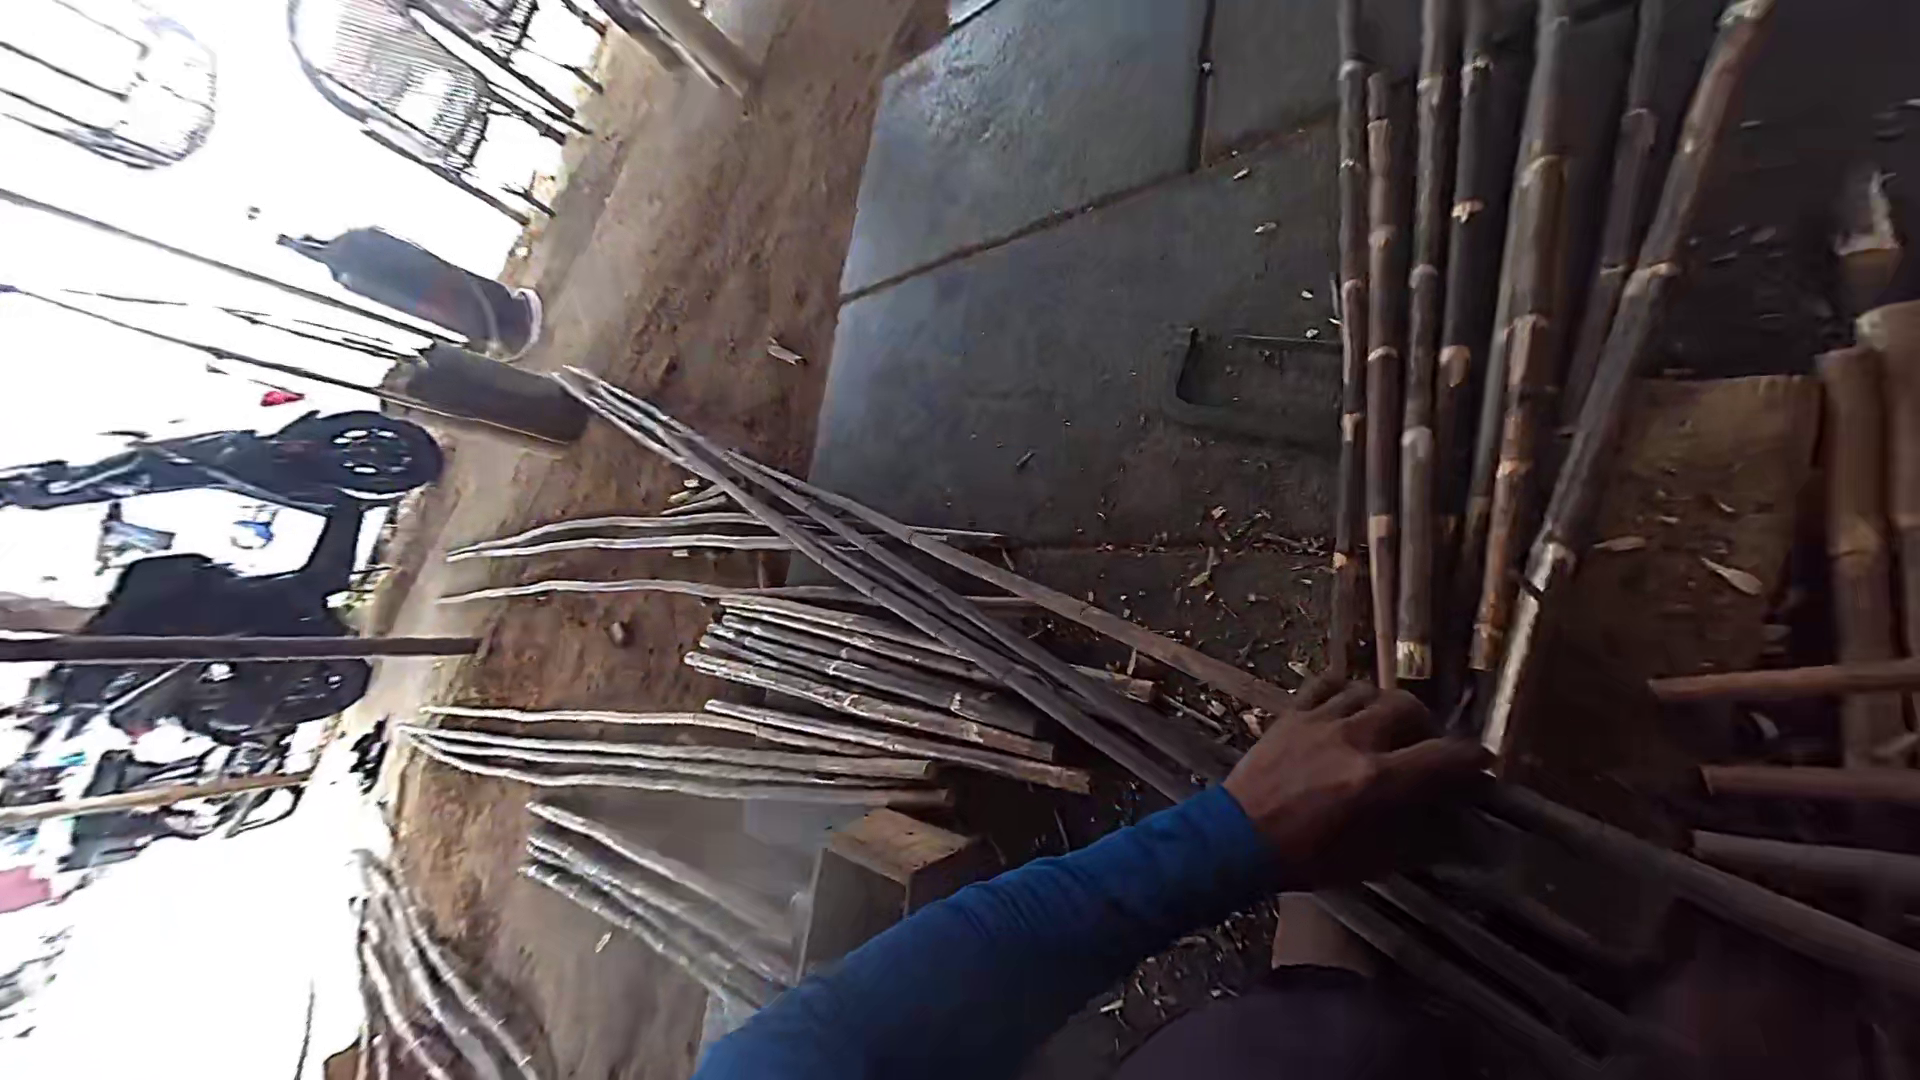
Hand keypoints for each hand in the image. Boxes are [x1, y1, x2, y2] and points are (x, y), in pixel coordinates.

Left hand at [1222, 678, 1489, 884]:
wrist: (1240, 834)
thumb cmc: (1308, 855)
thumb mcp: (1375, 859)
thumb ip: (1425, 839)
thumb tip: (1468, 830)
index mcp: (1379, 779)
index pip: (1447, 755)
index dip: (1474, 759)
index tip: (1478, 765)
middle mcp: (1352, 739)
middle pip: (1408, 706)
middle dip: (1427, 725)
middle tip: (1424, 745)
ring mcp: (1317, 721)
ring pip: (1366, 690)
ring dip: (1384, 706)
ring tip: (1384, 726)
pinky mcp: (1290, 714)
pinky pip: (1324, 684)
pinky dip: (1344, 690)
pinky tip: (1347, 706)